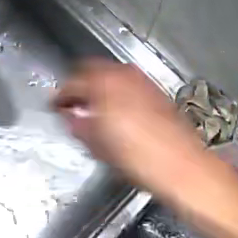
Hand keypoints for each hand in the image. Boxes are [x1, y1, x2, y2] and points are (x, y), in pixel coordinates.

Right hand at [52, 61, 224, 200]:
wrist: (182, 166)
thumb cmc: (138, 157)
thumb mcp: (98, 145)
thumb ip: (79, 125)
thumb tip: (72, 118)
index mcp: (103, 83)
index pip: (72, 82)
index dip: (60, 96)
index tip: (55, 106)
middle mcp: (123, 74)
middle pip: (92, 70)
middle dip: (80, 86)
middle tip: (72, 105)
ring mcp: (143, 80)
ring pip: (112, 75)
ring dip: (99, 87)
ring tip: (93, 110)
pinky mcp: (156, 90)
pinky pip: (129, 83)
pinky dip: (117, 92)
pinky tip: (117, 113)